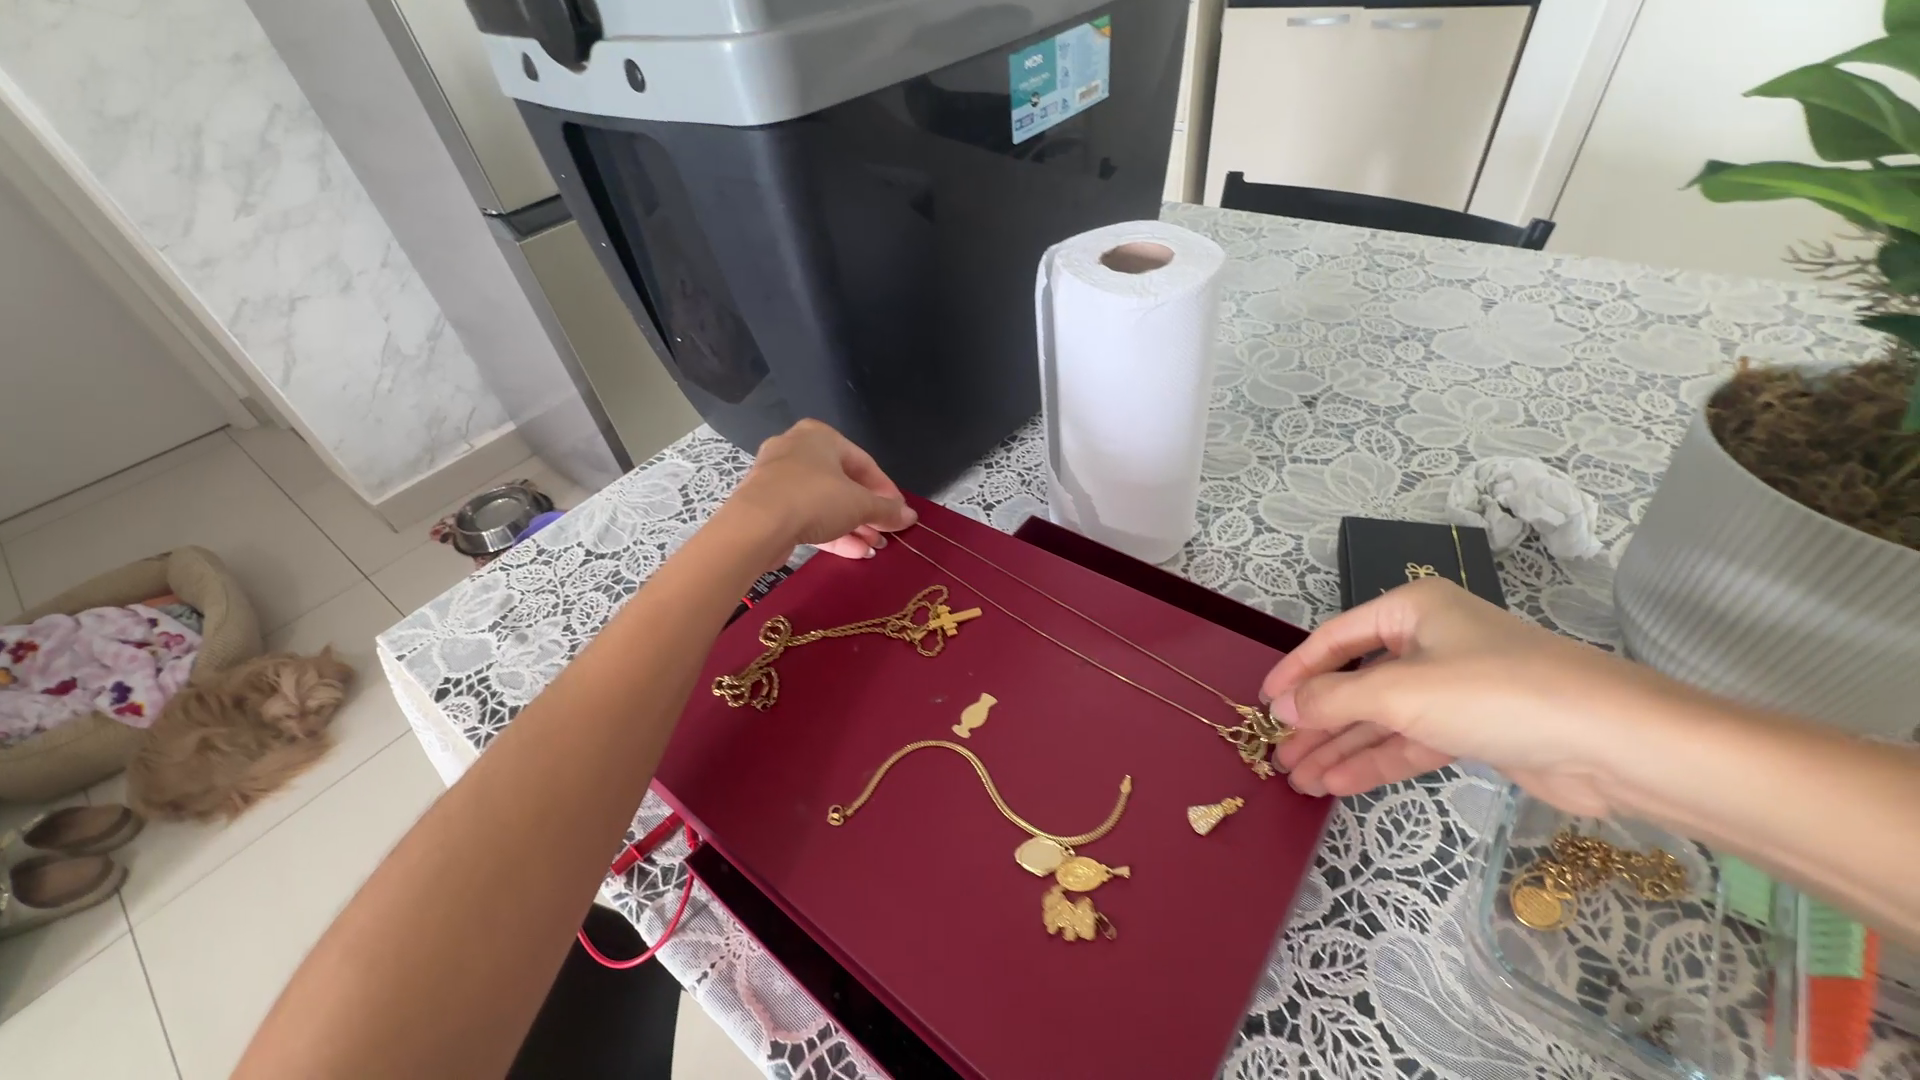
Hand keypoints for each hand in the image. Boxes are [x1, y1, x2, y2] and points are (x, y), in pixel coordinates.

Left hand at [724, 419, 916, 561]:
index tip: (900, 514)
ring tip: (872, 548)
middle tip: (885, 534)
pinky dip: (830, 533)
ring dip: (852, 527)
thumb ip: (887, 510)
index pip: (864, 463)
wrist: (756, 525)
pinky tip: (853, 553)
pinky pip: (806, 517)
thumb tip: (910, 516)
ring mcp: (779, 479)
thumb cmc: (814, 499)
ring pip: (824, 503)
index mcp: (820, 436)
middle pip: (843, 484)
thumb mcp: (860, 504)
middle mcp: (797, 450)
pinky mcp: (768, 507)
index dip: (886, 491)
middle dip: (867, 513)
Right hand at [1261, 579, 1684, 816]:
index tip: (1263, 704)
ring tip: (1296, 779)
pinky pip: (1410, 742)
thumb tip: (1283, 706)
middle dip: (1317, 721)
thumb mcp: (1401, 692)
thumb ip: (1334, 699)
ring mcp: (1453, 688)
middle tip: (1277, 754)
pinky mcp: (1474, 730)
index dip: (1296, 671)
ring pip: (1380, 718)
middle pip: (1356, 683)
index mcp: (1412, 610)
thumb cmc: (1496, 693)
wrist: (1616, 743)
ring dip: (1340, 748)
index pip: (1335, 638)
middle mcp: (1430, 642)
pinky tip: (1336, 784)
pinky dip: (1374, 762)